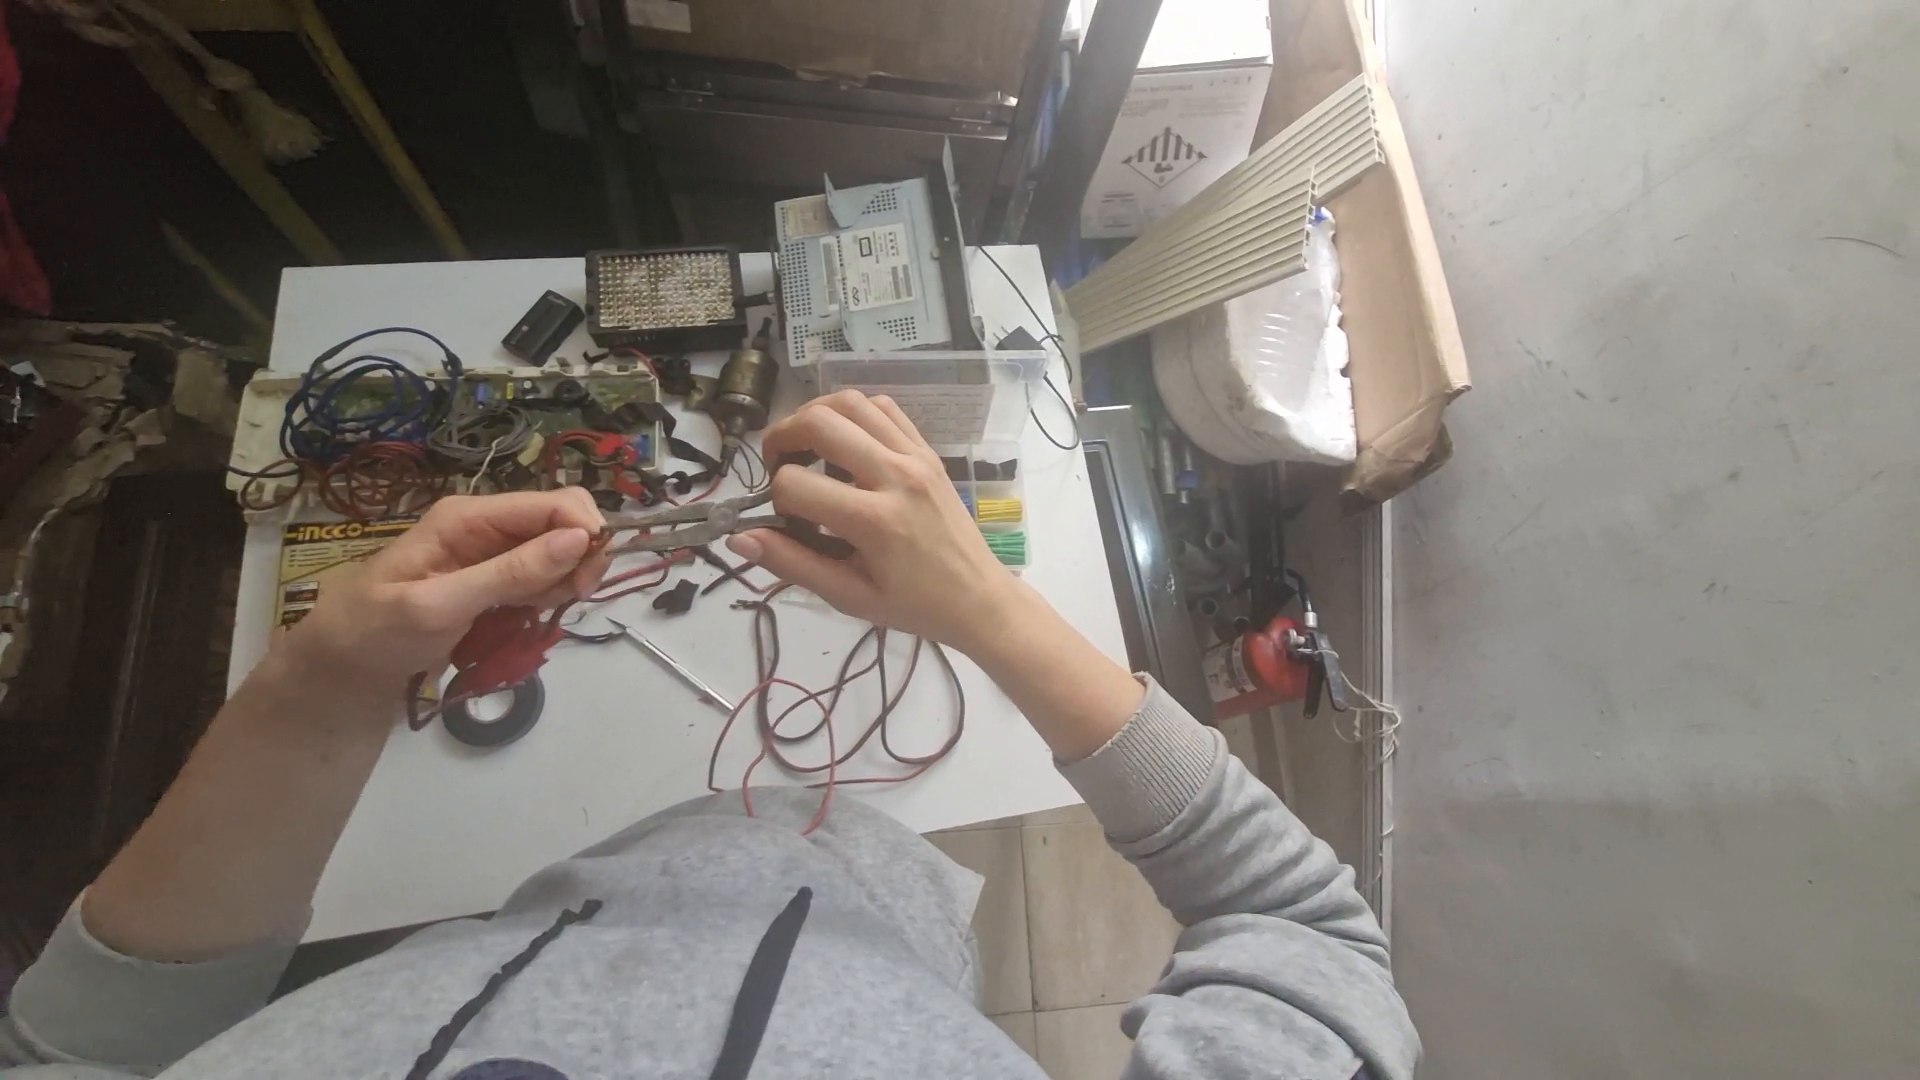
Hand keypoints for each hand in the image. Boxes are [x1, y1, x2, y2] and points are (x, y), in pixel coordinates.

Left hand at [282, 489, 610, 688]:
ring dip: (569, 577)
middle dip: (583, 555)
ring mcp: (498, 549)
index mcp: (470, 516)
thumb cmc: (377, 632)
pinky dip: (555, 591)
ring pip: (565, 547)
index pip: (555, 503)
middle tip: (572, 596)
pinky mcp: (503, 573)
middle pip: (567, 520)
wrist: (342, 666)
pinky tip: (531, 611)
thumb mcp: (440, 606)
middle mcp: (490, 523)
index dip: (585, 533)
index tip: (585, 581)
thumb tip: (580, 539)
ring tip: (539, 610)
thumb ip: (511, 573)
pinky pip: (551, 572)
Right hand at [731, 390, 1023, 653]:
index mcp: (875, 521)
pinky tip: (846, 442)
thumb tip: (738, 538)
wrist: (979, 597)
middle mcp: (895, 476)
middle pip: (819, 422)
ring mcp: (916, 457)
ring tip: (807, 447)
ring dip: (815, 415)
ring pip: (851, 402)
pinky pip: (885, 408)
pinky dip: (854, 413)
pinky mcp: (928, 451)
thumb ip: (793, 563)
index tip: (789, 523)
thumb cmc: (914, 605)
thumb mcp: (849, 596)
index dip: (777, 500)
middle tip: (778, 465)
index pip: (797, 484)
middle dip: (782, 438)